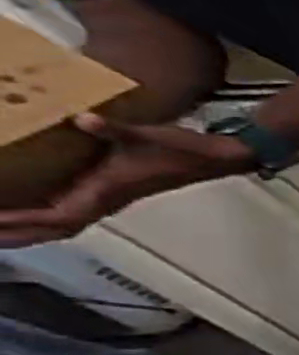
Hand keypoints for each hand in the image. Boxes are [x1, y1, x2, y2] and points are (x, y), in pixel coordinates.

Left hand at [0, 112, 254, 247]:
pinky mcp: (115, 191)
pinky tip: (33, 211)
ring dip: (31, 231)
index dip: (23, 221)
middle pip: (59, 229)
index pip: (60, 215)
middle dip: (19, 235)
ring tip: (1, 230)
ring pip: (66, 224)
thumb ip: (116, 130)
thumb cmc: (186, 149)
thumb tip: (84, 119)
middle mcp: (107, 199)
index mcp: (109, 189)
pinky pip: (74, 213)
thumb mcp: (150, 136)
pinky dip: (48, 219)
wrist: (220, 157)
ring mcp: (113, 198)